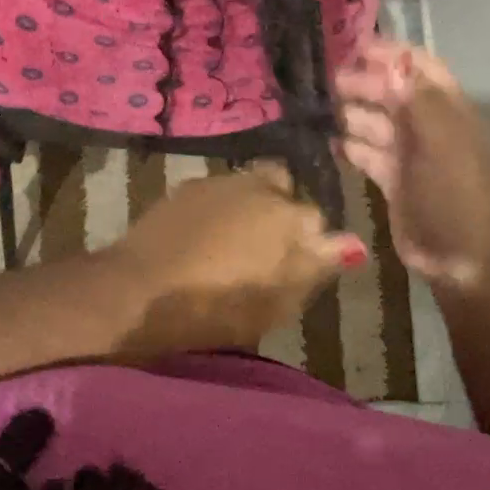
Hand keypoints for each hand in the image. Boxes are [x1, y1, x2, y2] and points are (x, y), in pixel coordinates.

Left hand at [108, 164, 366, 352]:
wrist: (139, 290)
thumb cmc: (215, 307)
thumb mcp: (277, 302)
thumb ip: (316, 267)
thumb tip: (351, 244)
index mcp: (289, 215)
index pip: (318, 221)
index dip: (310, 245)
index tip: (294, 268)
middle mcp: (260, 186)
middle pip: (283, 189)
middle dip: (281, 209)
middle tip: (265, 247)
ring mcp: (219, 182)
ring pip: (249, 186)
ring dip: (248, 206)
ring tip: (231, 242)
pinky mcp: (185, 187)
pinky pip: (216, 193)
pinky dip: (218, 209)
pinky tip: (202, 236)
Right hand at [335, 41, 489, 289]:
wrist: (464, 261)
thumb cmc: (457, 198)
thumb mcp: (442, 146)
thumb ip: (418, 102)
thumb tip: (393, 61)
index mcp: (449, 111)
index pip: (418, 67)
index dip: (389, 53)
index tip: (350, 44)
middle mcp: (429, 126)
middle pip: (391, 92)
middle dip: (361, 81)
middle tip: (322, 79)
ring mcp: (410, 154)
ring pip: (376, 122)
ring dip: (349, 112)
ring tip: (314, 106)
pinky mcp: (393, 181)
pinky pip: (367, 153)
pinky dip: (347, 145)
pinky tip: (323, 140)